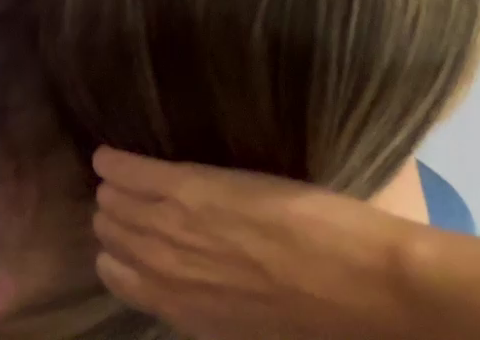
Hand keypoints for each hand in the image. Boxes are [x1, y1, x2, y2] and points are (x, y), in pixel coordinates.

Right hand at [90, 147, 420, 339]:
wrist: (374, 291)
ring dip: (113, 193)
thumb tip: (210, 285)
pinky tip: (106, 157)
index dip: (122, 259)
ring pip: (116, 206)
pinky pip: (132, 173)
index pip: (123, 281)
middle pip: (114, 239)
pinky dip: (115, 164)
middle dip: (115, 224)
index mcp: (189, 314)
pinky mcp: (191, 188)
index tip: (126, 244)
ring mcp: (175, 228)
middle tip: (124, 205)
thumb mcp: (259, 329)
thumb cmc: (332, 320)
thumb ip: (221, 306)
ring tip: (116, 180)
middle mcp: (169, 273)